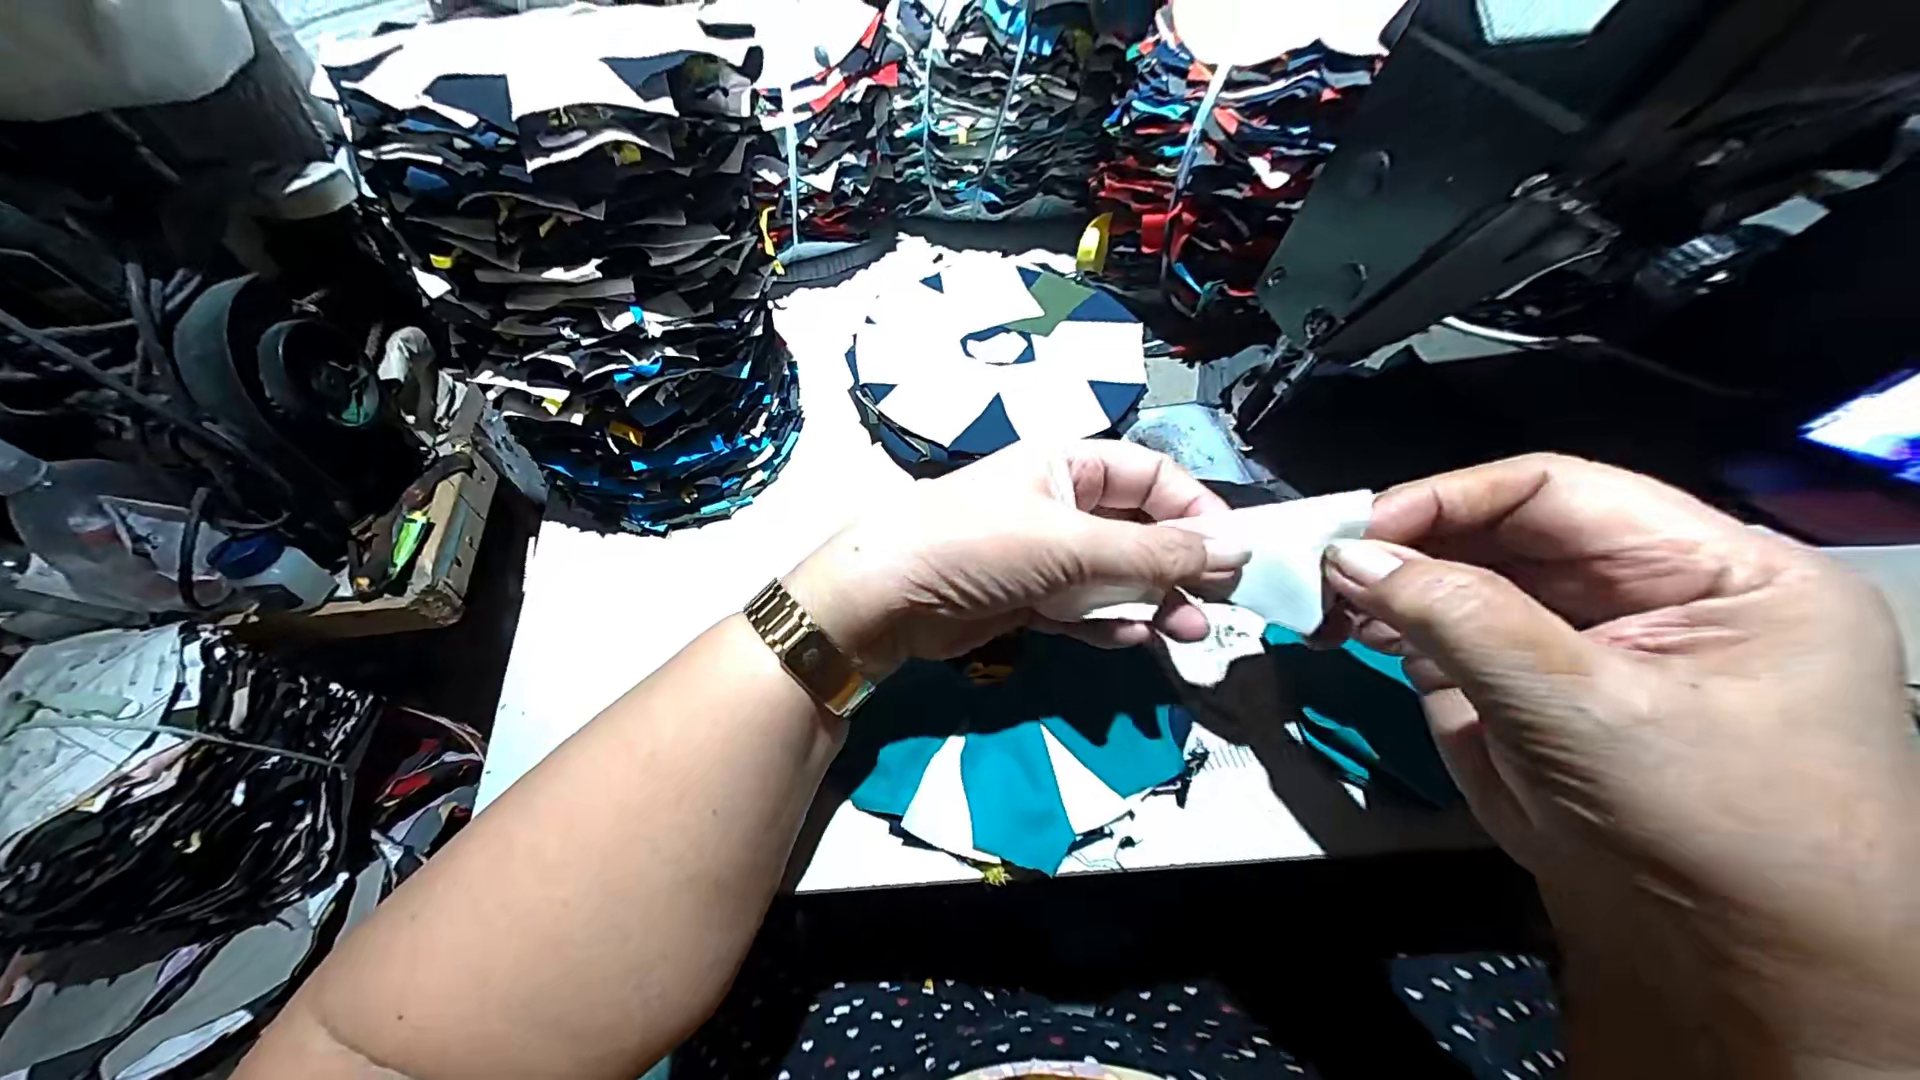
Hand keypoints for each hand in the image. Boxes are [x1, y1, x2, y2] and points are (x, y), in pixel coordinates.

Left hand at [783, 441, 1247, 678]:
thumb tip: (1231, 551)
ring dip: (1151, 601)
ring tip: (1187, 631)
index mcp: (1069, 466)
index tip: (1231, 549)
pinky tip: (1132, 638)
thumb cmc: (980, 545)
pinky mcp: (1029, 597)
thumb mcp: (1070, 544)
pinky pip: (1083, 608)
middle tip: (1217, 601)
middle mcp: (1060, 504)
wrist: (889, 598)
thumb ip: (1151, 553)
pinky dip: (1108, 622)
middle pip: (1138, 529)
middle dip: (1178, 565)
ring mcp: (1044, 554)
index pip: (1151, 475)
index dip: (1195, 508)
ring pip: (1114, 575)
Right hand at [1318, 454, 1919, 1076]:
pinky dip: (1379, 619)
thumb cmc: (1699, 823)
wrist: (1705, 953)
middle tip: (1325, 567)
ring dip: (1381, 584)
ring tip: (1320, 601)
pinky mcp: (1502, 671)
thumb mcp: (1583, 708)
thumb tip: (1345, 555)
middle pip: (1491, 530)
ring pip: (1449, 576)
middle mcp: (1625, 583)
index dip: (1451, 497)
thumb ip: (1460, 618)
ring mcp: (1556, 628)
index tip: (1365, 527)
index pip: (1554, 490)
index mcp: (1703, 567)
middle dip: (1403, 545)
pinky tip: (1341, 625)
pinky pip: (1430, 624)